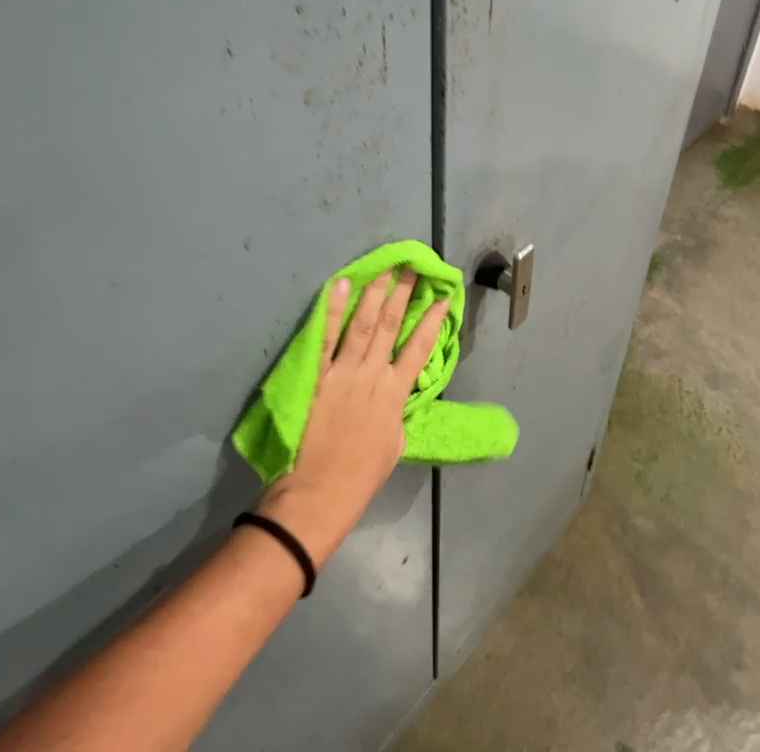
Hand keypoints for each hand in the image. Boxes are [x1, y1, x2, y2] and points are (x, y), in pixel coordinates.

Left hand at [255, 270, 448, 564]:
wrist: (321, 491)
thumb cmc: (362, 475)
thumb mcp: (395, 443)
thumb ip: (396, 412)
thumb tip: (395, 394)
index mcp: (396, 393)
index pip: (420, 348)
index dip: (433, 321)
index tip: (443, 298)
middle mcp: (373, 375)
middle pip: (392, 326)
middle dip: (403, 294)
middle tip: (411, 268)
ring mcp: (343, 372)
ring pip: (363, 324)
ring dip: (375, 294)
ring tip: (384, 269)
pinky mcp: (317, 377)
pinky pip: (325, 337)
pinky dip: (331, 310)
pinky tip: (339, 285)